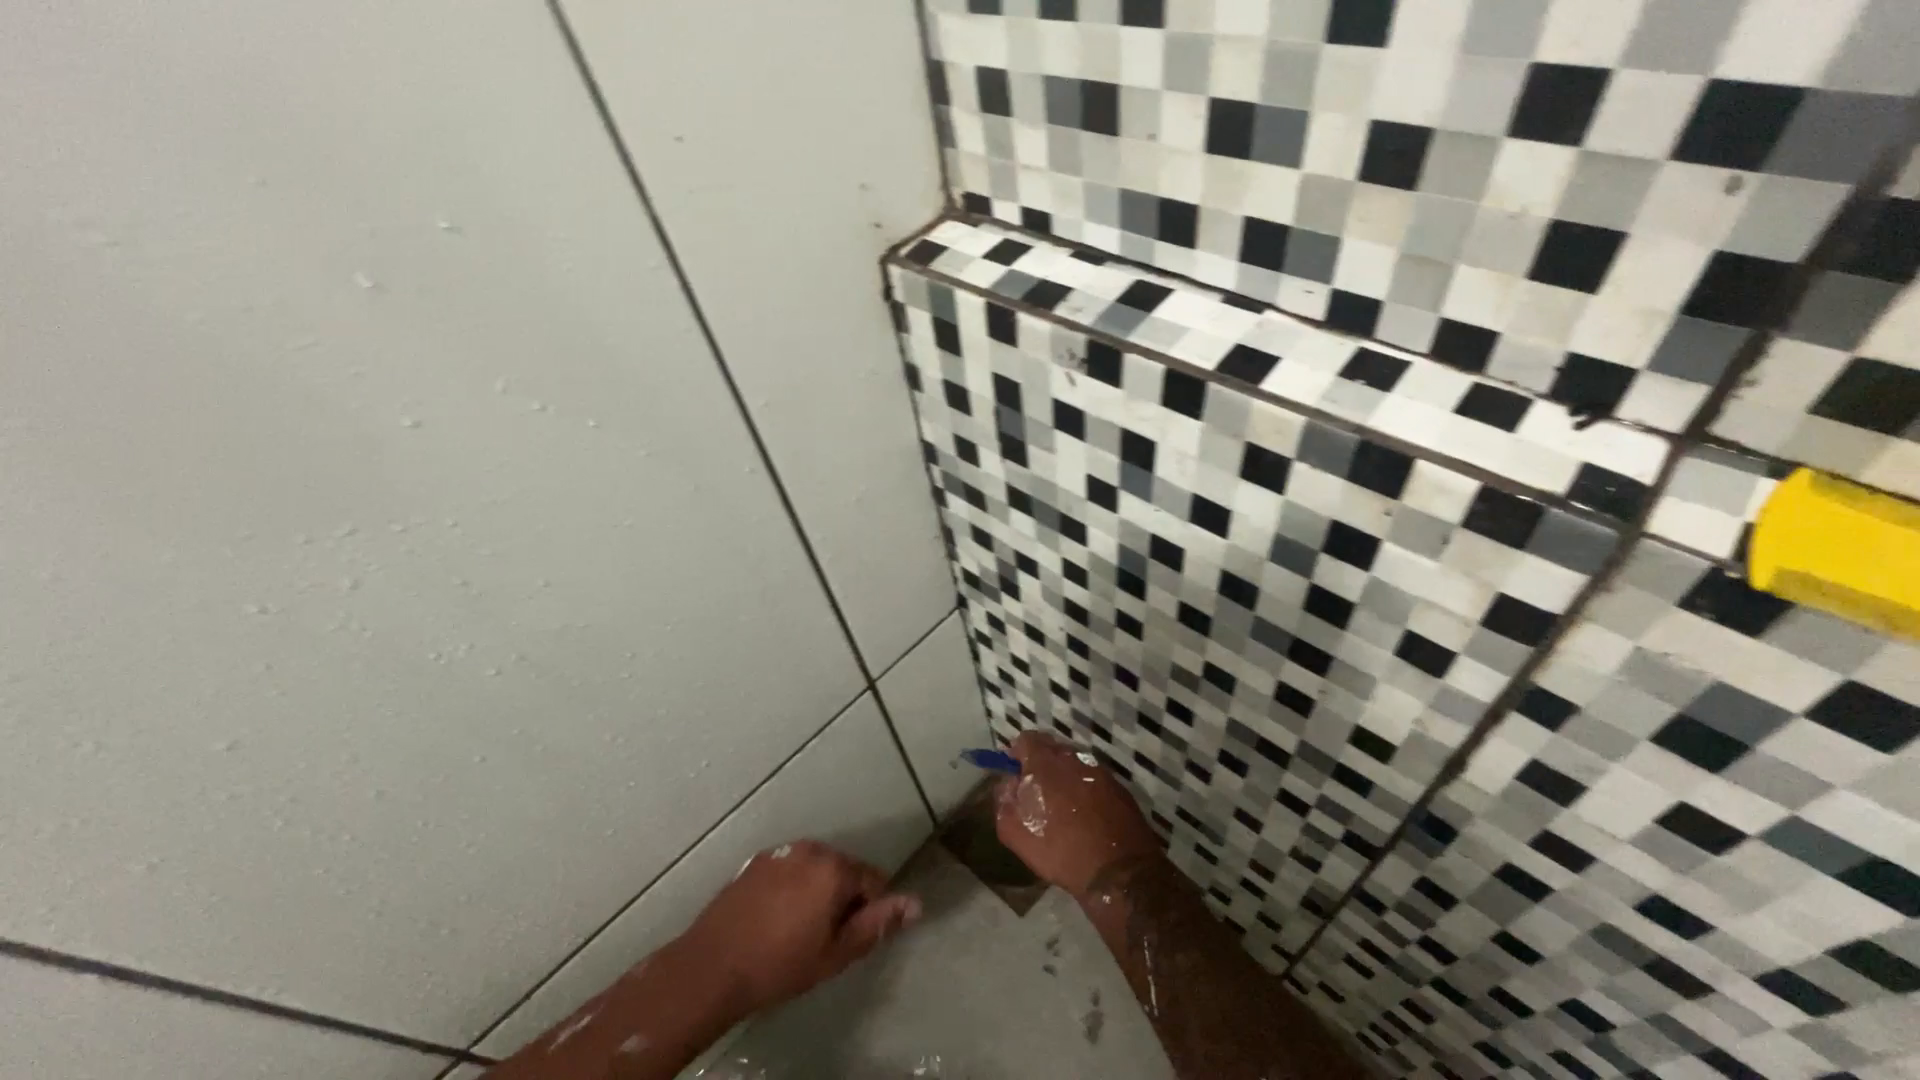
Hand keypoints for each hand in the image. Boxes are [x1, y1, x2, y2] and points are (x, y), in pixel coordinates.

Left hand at [667, 840, 920, 1017]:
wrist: (711, 966)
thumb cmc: (780, 965)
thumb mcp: (836, 953)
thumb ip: (877, 923)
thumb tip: (914, 904)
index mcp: (834, 868)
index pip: (874, 880)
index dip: (869, 910)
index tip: (851, 937)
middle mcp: (809, 849)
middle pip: (844, 870)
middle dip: (843, 898)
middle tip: (826, 937)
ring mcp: (779, 853)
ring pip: (816, 869)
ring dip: (818, 891)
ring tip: (800, 930)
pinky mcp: (756, 862)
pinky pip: (790, 870)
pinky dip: (793, 888)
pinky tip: (776, 919)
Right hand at [993, 731, 1162, 897]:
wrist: (1118, 870)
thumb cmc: (1060, 851)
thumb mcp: (1015, 833)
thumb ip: (1003, 802)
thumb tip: (1008, 784)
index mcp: (1045, 763)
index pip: (1025, 740)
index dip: (1016, 753)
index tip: (1013, 771)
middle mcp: (1073, 759)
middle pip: (1051, 748)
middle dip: (1040, 763)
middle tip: (1035, 789)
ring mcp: (1099, 771)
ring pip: (1074, 763)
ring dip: (1064, 776)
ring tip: (1061, 803)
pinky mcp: (1118, 786)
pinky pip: (1093, 778)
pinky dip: (1084, 788)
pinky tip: (1084, 813)